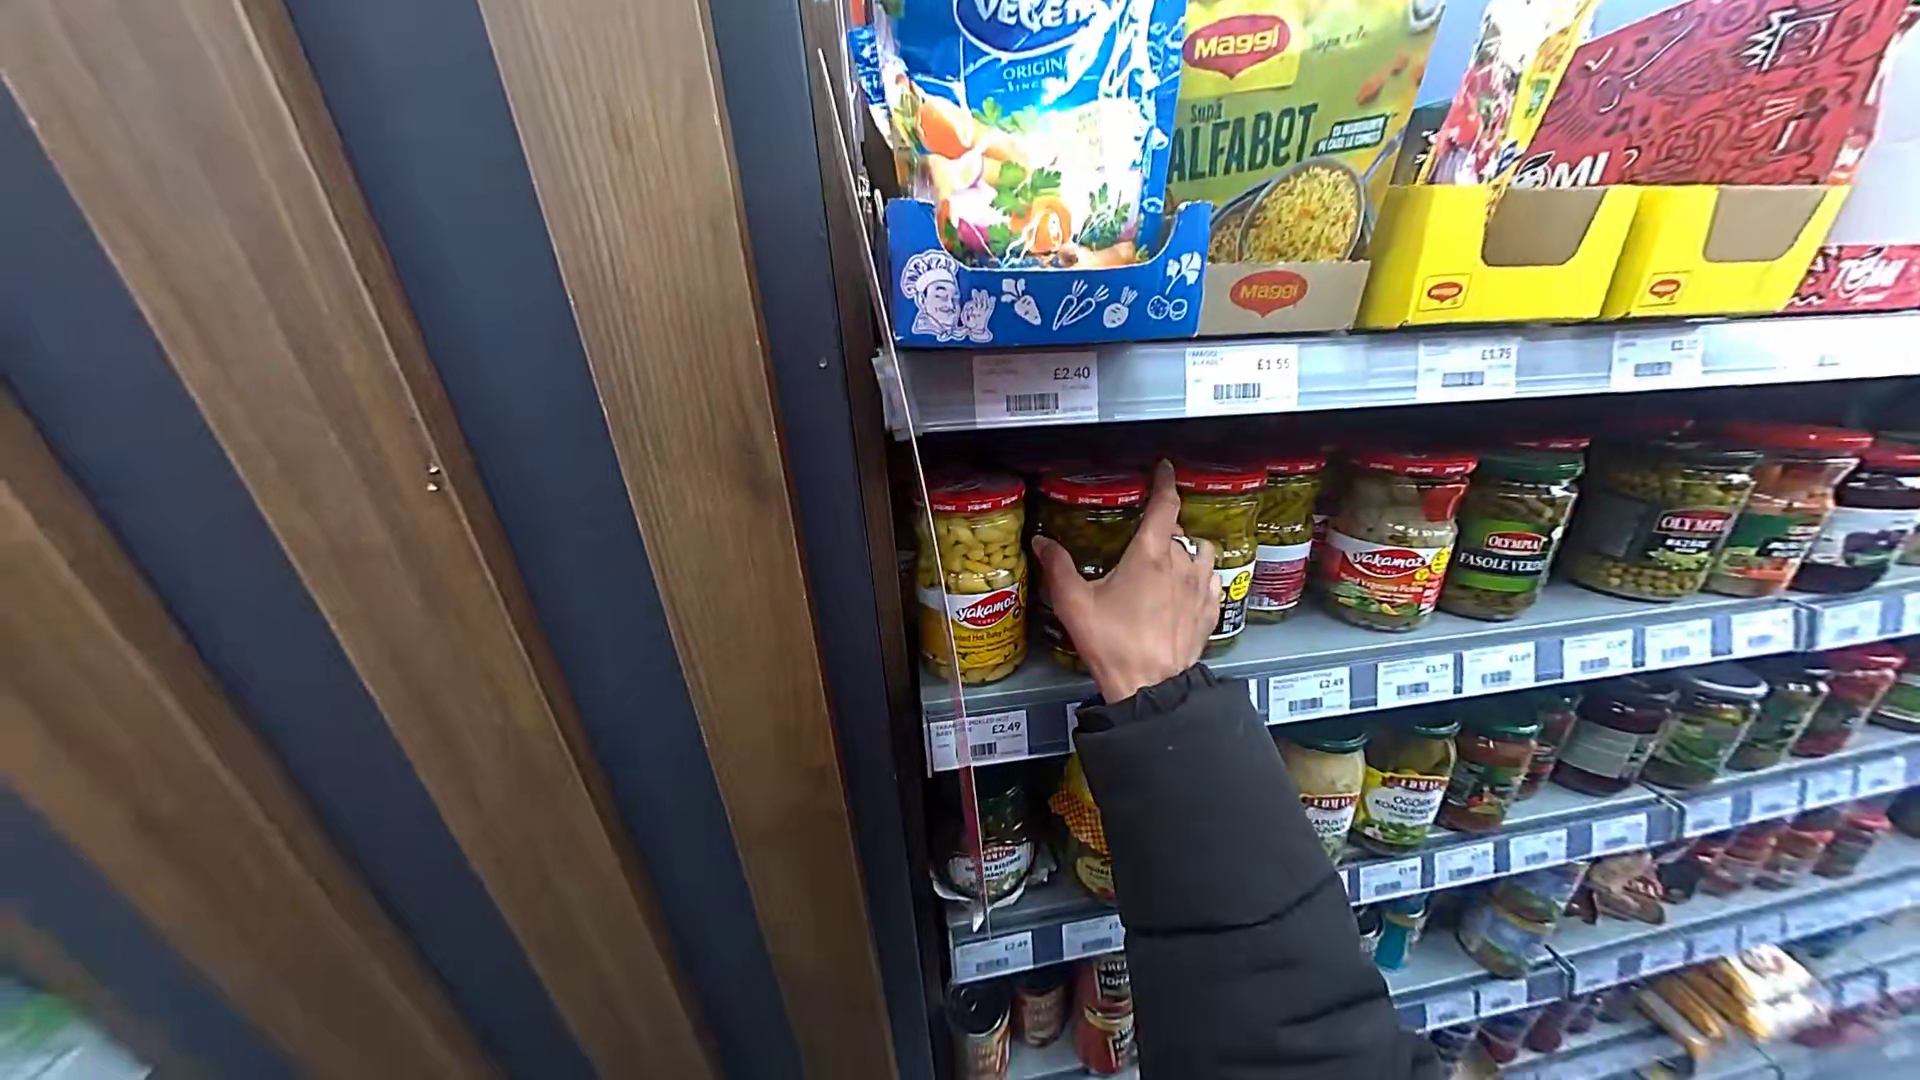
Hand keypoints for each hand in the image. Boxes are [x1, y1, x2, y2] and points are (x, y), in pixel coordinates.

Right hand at [1032, 462, 1220, 703]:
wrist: (1149, 687)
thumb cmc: (1111, 641)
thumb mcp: (1074, 602)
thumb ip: (1057, 566)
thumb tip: (1042, 542)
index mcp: (1150, 555)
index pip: (1165, 506)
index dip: (1165, 483)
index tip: (1164, 469)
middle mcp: (1182, 565)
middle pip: (1181, 530)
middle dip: (1166, 527)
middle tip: (1146, 536)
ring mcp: (1200, 589)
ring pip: (1203, 552)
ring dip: (1189, 549)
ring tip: (1171, 559)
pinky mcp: (1210, 612)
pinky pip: (1213, 580)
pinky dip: (1202, 575)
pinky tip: (1188, 587)